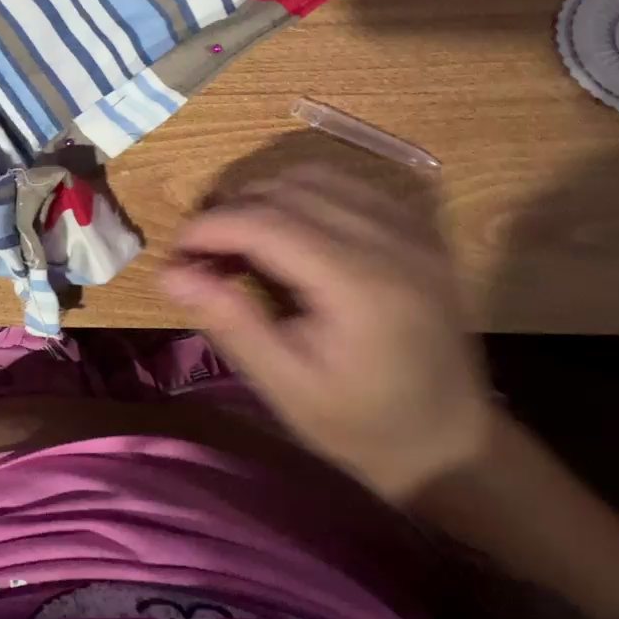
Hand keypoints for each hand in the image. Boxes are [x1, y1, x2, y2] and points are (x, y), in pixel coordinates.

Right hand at [159, 165, 492, 501]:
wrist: (450, 440)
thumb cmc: (359, 422)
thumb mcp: (284, 385)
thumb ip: (230, 321)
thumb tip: (169, 273)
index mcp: (362, 287)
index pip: (266, 222)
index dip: (209, 227)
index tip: (176, 253)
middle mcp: (393, 245)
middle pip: (285, 191)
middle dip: (229, 212)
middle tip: (202, 255)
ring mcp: (412, 232)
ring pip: (311, 177)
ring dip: (261, 199)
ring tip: (239, 240)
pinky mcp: (417, 231)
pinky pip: (344, 185)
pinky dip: (299, 196)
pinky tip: (285, 233)